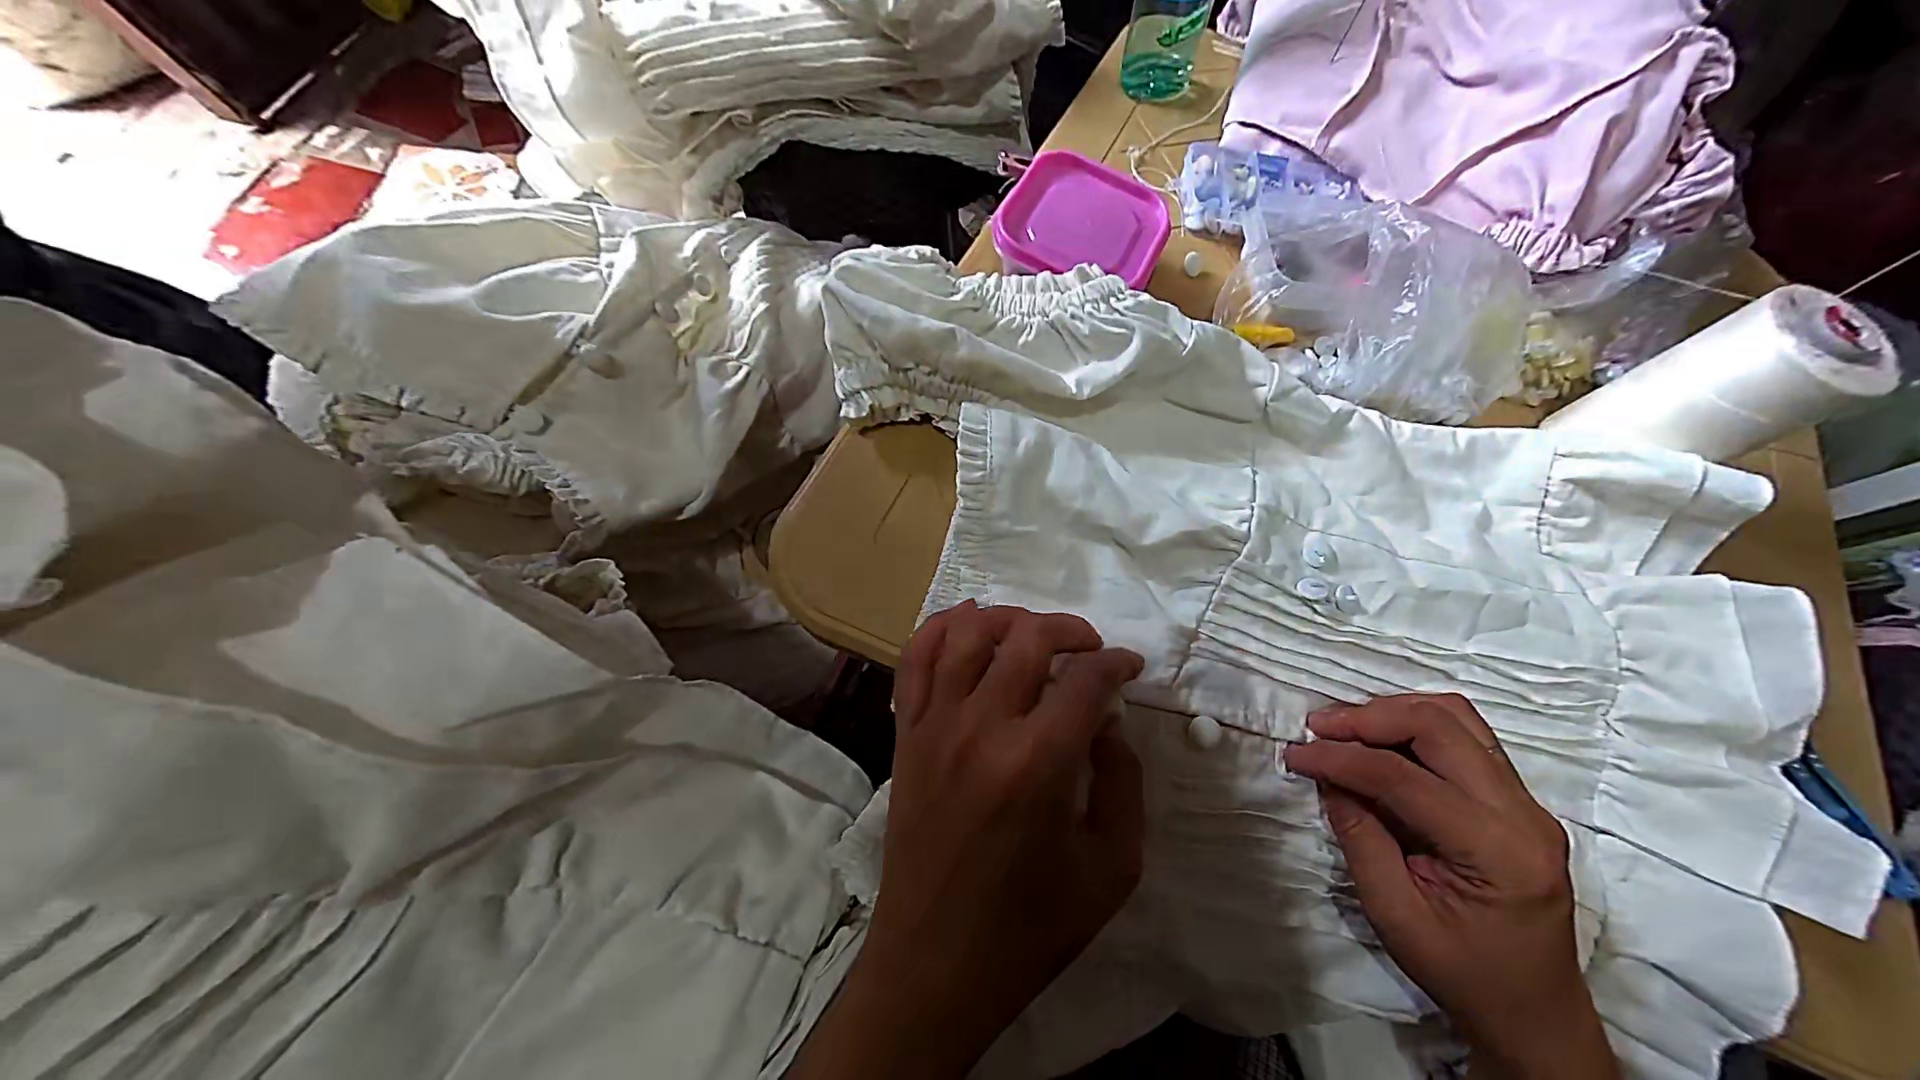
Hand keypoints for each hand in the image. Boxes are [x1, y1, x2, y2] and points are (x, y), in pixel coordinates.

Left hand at [789, 602, 1146, 1079]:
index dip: (1117, 663)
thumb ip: (1122, 782)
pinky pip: (915, 659)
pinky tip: (967, 624)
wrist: (934, 963)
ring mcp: (934, 727)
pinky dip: (941, 628)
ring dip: (1007, 618)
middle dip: (1069, 629)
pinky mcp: (905, 735)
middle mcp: (982, 729)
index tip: (1129, 668)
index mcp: (1039, 764)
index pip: (1086, 678)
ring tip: (1033, 633)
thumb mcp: (1111, 868)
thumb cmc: (1030, 927)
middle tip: (1089, 649)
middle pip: (1027, 638)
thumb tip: (1106, 722)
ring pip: (966, 633)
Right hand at [1284, 694, 1619, 1079]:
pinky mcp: (1518, 799)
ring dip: (1394, 712)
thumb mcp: (1393, 912)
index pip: (1405, 777)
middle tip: (1317, 727)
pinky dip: (1415, 724)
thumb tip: (1327, 775)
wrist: (1532, 1011)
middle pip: (1441, 727)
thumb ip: (1359, 835)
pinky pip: (1466, 736)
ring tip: (1344, 727)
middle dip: (1369, 718)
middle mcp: (1524, 814)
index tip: (1295, 753)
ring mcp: (1527, 803)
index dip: (1341, 758)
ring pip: (1458, 717)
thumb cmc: (1460, 971)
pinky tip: (1380, 739)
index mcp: (1498, 851)